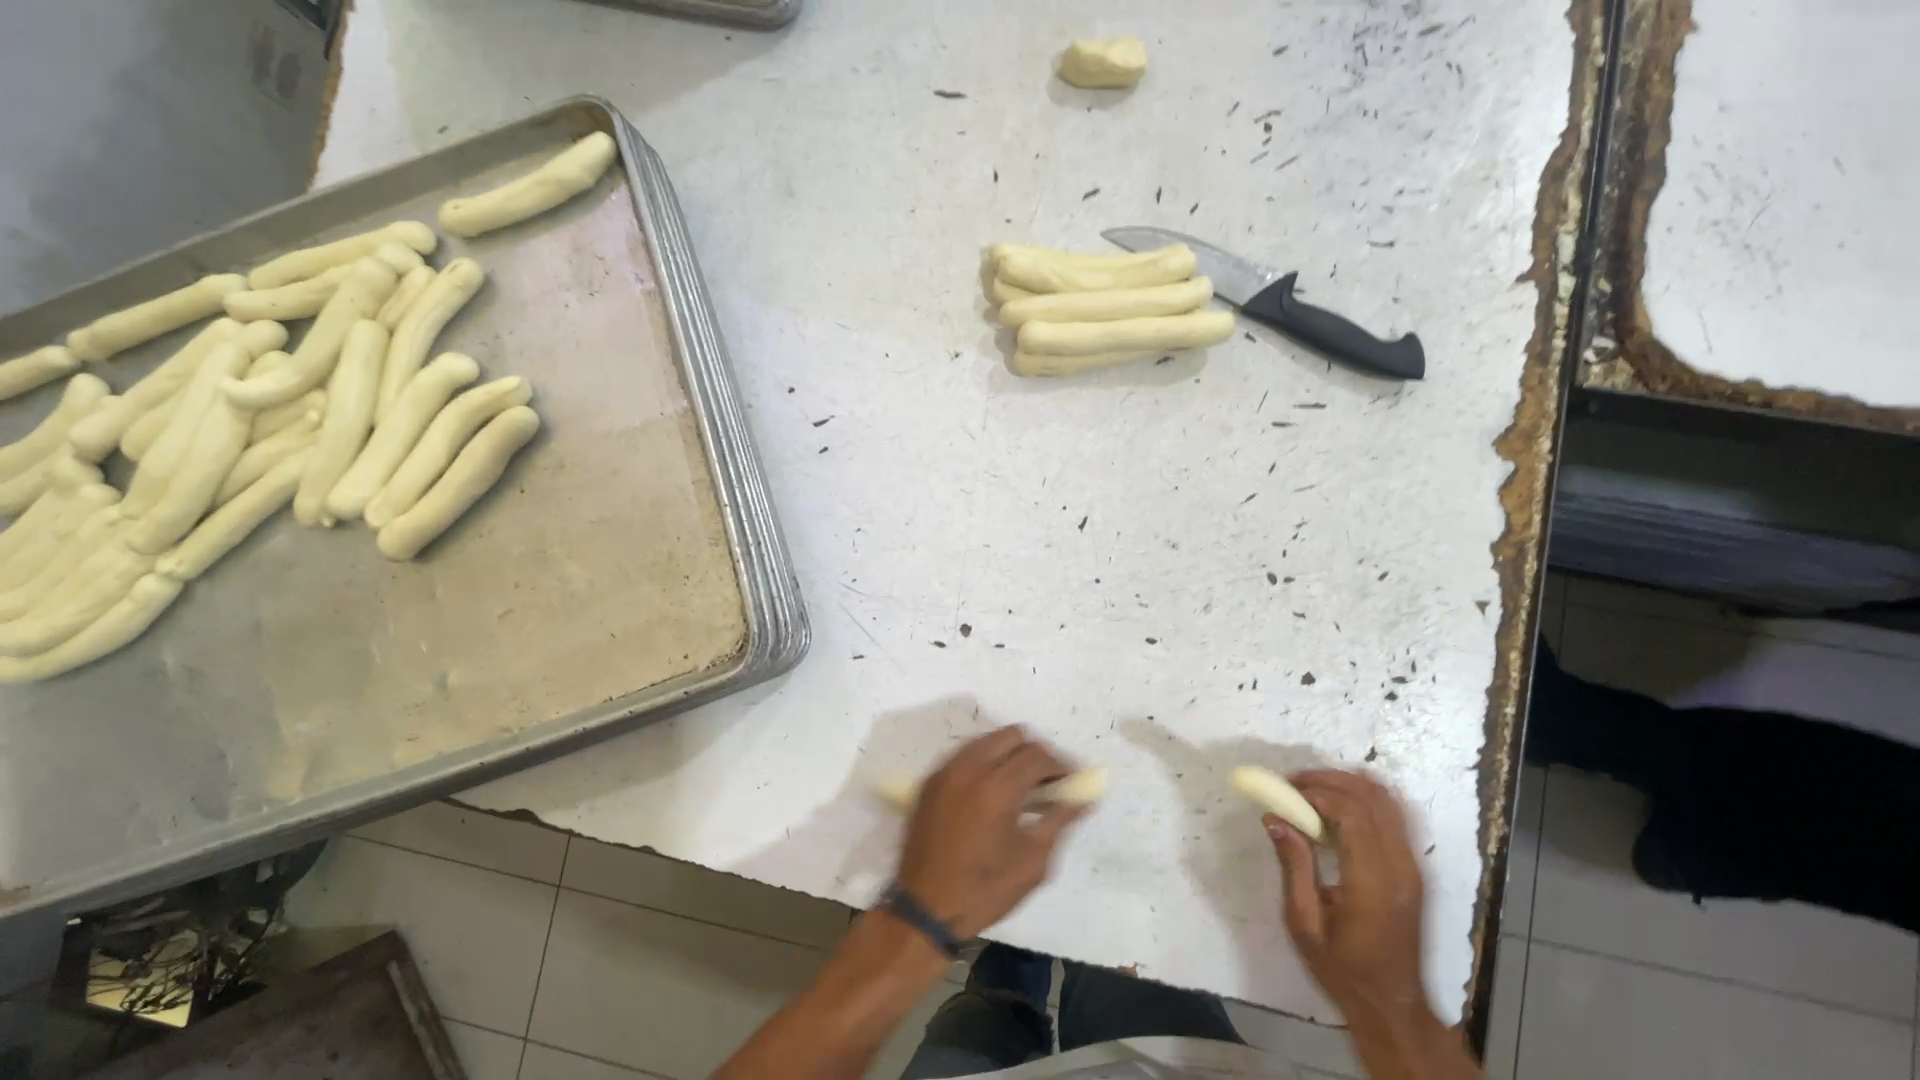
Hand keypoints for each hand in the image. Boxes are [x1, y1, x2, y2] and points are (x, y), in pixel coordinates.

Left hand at [896, 726, 1087, 937]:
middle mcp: (969, 769)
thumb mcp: (1033, 862)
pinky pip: (965, 755)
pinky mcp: (930, 781)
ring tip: (1023, 785)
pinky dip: (985, 762)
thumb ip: (1060, 820)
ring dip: (1010, 754)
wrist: (924, 909)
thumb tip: (1083, 797)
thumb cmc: (984, 891)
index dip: (1062, 765)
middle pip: (1013, 736)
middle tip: (1049, 782)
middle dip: (1037, 754)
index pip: (1038, 756)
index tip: (1073, 781)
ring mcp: (945, 772)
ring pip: (987, 740)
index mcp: (997, 789)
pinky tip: (994, 791)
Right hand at [1266, 770, 1430, 1029]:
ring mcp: (1414, 866)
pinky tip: (1339, 807)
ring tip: (1313, 790)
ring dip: (1350, 785)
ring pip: (1389, 800)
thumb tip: (1274, 818)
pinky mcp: (1415, 867)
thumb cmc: (1342, 968)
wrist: (1392, 1002)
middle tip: (1293, 784)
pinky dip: (1366, 799)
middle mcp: (1402, 867)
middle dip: (1331, 780)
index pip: (1352, 815)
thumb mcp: (1303, 922)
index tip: (1285, 793)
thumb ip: (1293, 866)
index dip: (1317, 793)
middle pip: (1373, 798)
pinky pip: (1395, 816)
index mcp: (1374, 883)